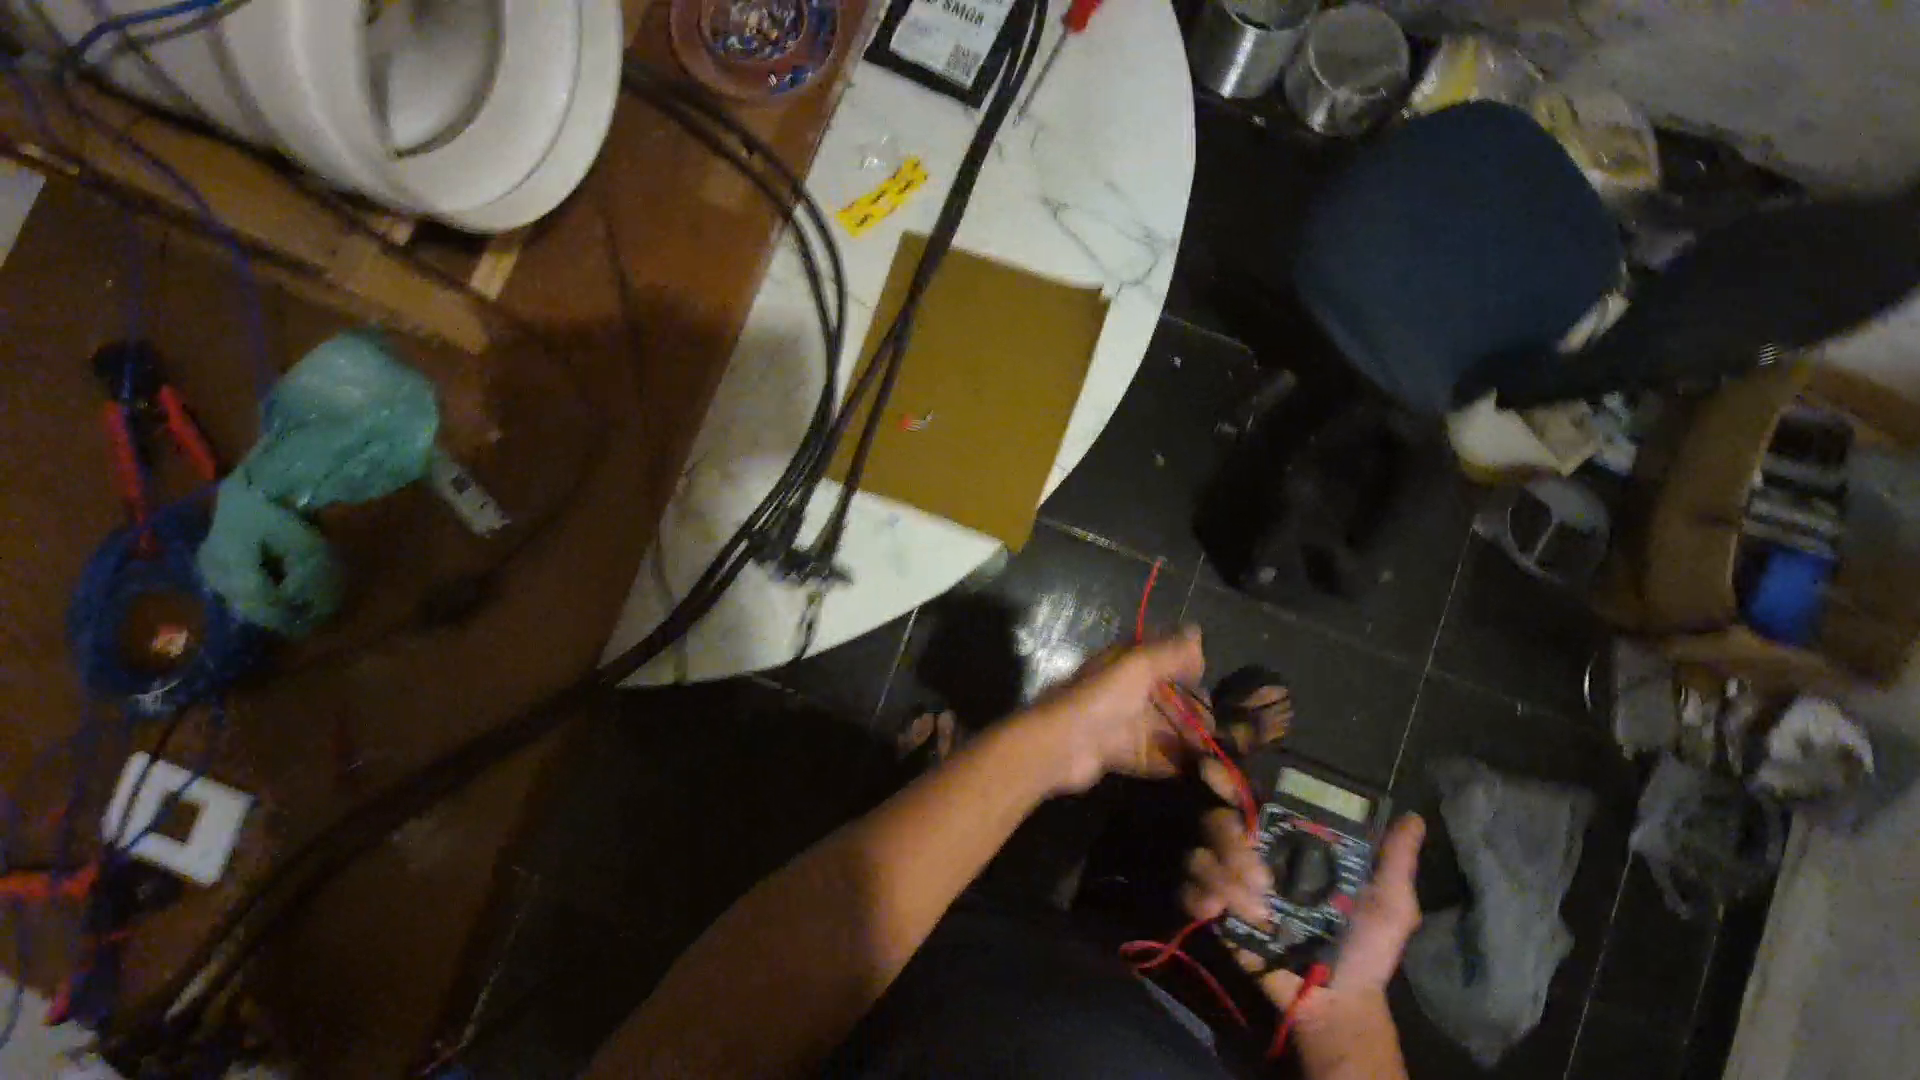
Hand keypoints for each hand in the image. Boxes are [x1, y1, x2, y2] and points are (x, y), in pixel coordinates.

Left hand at [1027, 626, 1206, 793]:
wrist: (1061, 744)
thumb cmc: (1101, 699)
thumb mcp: (1138, 666)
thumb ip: (1170, 651)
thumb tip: (1196, 630)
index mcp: (1127, 665)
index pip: (1165, 661)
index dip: (1188, 669)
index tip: (1207, 682)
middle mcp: (1126, 691)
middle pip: (1169, 700)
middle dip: (1192, 712)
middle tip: (1214, 728)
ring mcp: (1122, 724)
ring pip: (1163, 729)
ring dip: (1187, 739)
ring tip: (1210, 752)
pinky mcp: (1120, 753)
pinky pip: (1153, 757)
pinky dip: (1172, 762)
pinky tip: (1194, 770)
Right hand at [1180, 757, 1425, 1007]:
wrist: (1337, 1001)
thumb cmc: (1366, 947)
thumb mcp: (1390, 904)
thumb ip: (1395, 861)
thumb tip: (1414, 818)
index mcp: (1290, 839)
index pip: (1253, 796)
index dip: (1231, 779)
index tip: (1218, 772)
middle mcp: (1254, 850)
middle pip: (1218, 819)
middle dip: (1230, 839)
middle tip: (1258, 872)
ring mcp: (1229, 879)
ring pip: (1201, 853)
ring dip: (1224, 877)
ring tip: (1258, 912)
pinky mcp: (1214, 909)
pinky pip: (1188, 889)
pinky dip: (1199, 896)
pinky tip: (1217, 912)